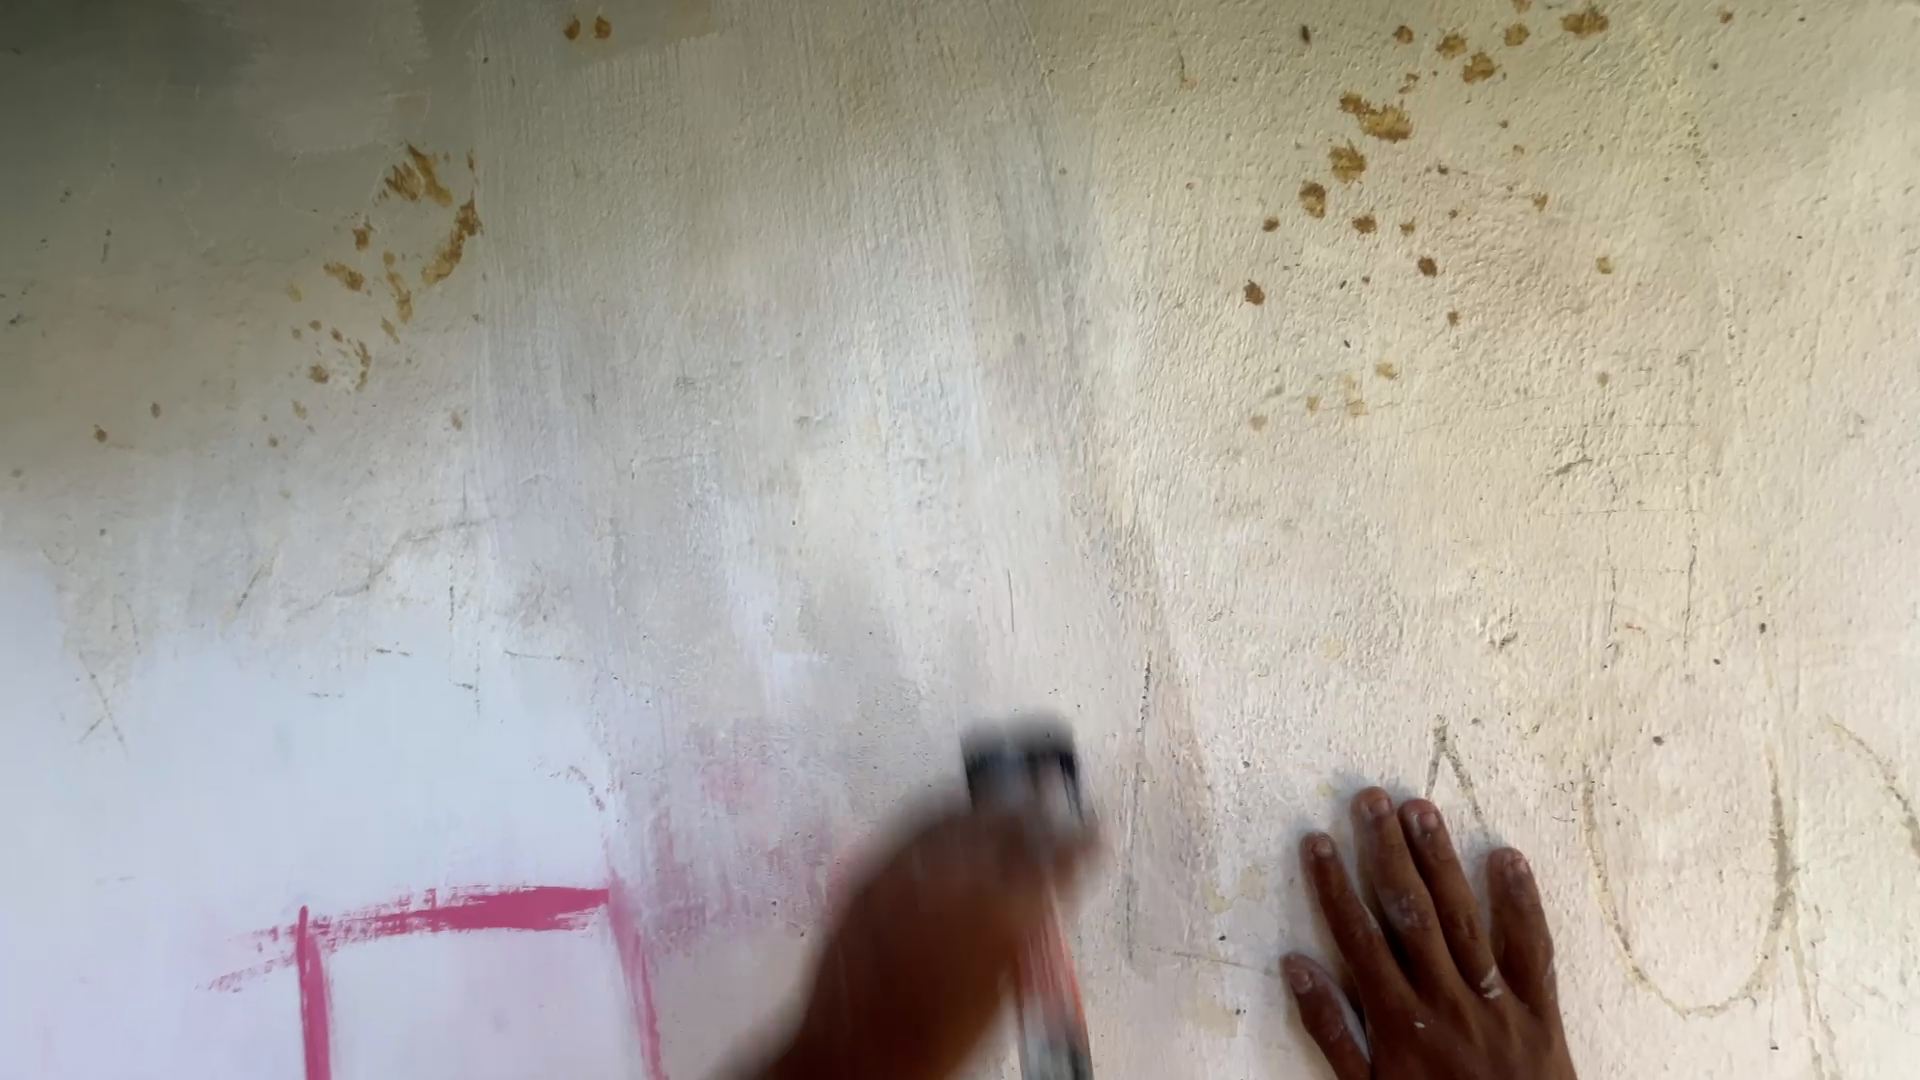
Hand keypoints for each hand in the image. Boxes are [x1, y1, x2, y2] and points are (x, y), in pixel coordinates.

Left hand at [766, 802, 1099, 1079]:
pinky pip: (927, 821)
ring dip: (1001, 807)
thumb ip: (1023, 930)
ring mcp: (916, 864)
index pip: (1056, 856)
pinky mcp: (881, 863)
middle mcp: (959, 876)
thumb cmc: (934, 1036)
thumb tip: (1040, 898)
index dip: (1083, 839)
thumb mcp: (1003, 988)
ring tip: (1019, 801)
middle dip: (1043, 812)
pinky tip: (965, 815)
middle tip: (1060, 809)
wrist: (852, 1048)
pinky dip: (953, 814)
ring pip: (971, 813)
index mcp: (1001, 913)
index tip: (1094, 831)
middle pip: (1014, 821)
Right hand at [1283, 788, 1576, 1079]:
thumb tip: (1294, 965)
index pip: (1357, 936)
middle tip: (1372, 800)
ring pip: (1463, 919)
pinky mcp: (1542, 1013)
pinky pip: (1535, 953)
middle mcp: (1445, 1001)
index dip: (1333, 885)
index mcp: (1400, 1020)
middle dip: (1387, 852)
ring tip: (1421, 810)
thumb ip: (1330, 1031)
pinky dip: (1522, 904)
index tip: (1317, 840)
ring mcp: (1497, 1004)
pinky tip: (1508, 857)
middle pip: (1410, 913)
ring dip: (1439, 860)